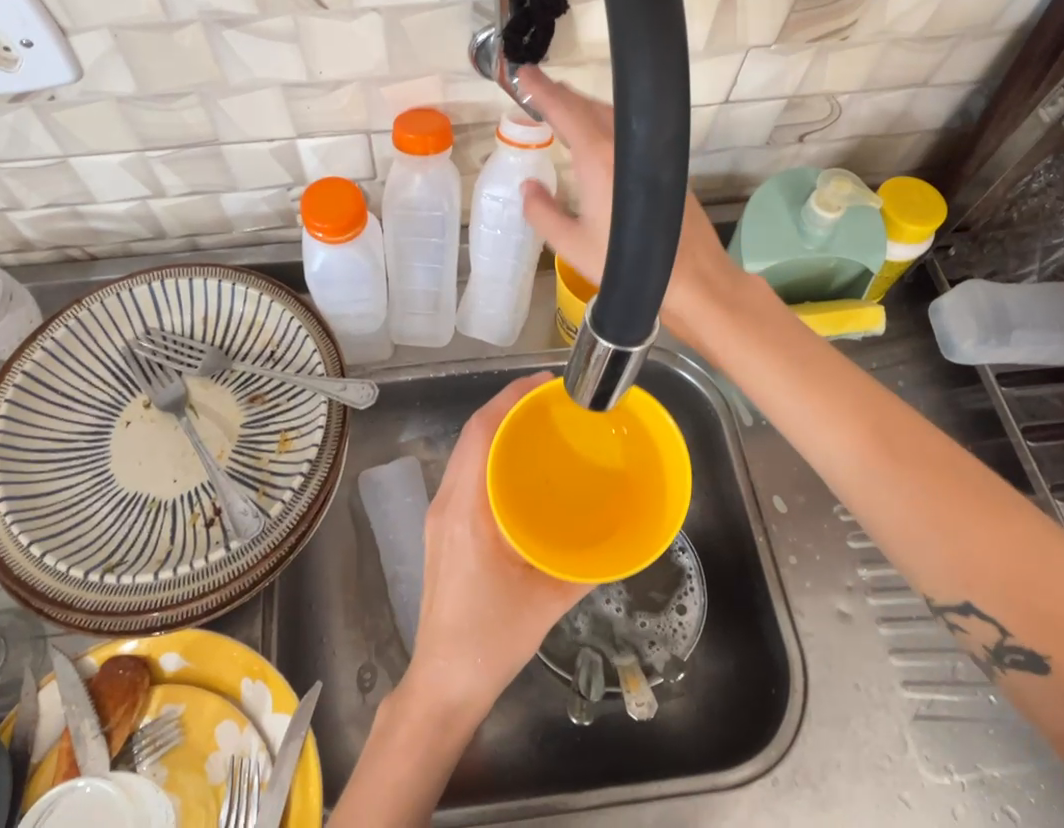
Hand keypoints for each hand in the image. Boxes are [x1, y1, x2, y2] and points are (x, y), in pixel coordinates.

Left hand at [408, 371, 590, 711]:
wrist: (445, 680)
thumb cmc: (492, 638)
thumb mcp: (549, 599)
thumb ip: (586, 564)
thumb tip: (623, 535)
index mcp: (466, 510)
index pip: (480, 434)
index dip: (508, 398)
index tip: (545, 384)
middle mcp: (445, 504)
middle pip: (471, 437)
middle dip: (508, 409)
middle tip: (553, 402)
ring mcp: (440, 517)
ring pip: (466, 456)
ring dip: (499, 433)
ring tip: (542, 428)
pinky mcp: (443, 531)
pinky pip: (466, 477)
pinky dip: (492, 459)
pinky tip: (522, 472)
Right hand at [514, 66, 742, 332]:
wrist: (690, 278)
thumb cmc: (625, 264)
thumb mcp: (571, 244)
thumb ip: (543, 213)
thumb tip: (528, 189)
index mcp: (598, 159)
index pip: (565, 111)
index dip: (541, 91)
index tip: (524, 74)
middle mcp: (623, 147)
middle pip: (589, 108)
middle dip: (562, 96)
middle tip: (538, 89)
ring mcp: (648, 154)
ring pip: (612, 118)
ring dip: (585, 109)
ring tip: (563, 110)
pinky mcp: (664, 167)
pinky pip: (629, 132)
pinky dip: (606, 125)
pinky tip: (598, 139)